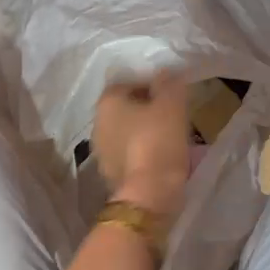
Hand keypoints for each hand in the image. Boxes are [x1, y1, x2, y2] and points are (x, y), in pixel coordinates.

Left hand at [93, 72, 189, 216]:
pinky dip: (141, 155)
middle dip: (145, 110)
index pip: (126, 83)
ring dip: (143, 134)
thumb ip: (169, 83)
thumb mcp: (172, 103)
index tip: (169, 94)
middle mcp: (97, 125)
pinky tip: (160, 159)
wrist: (149, 193)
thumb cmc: (158, 140)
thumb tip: (165, 76)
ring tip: (168, 138)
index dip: (149, 85)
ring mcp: (101, 154)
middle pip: (124, 110)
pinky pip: (128, 157)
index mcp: (107, 102)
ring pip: (125, 135)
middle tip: (170, 115)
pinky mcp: (110, 177)